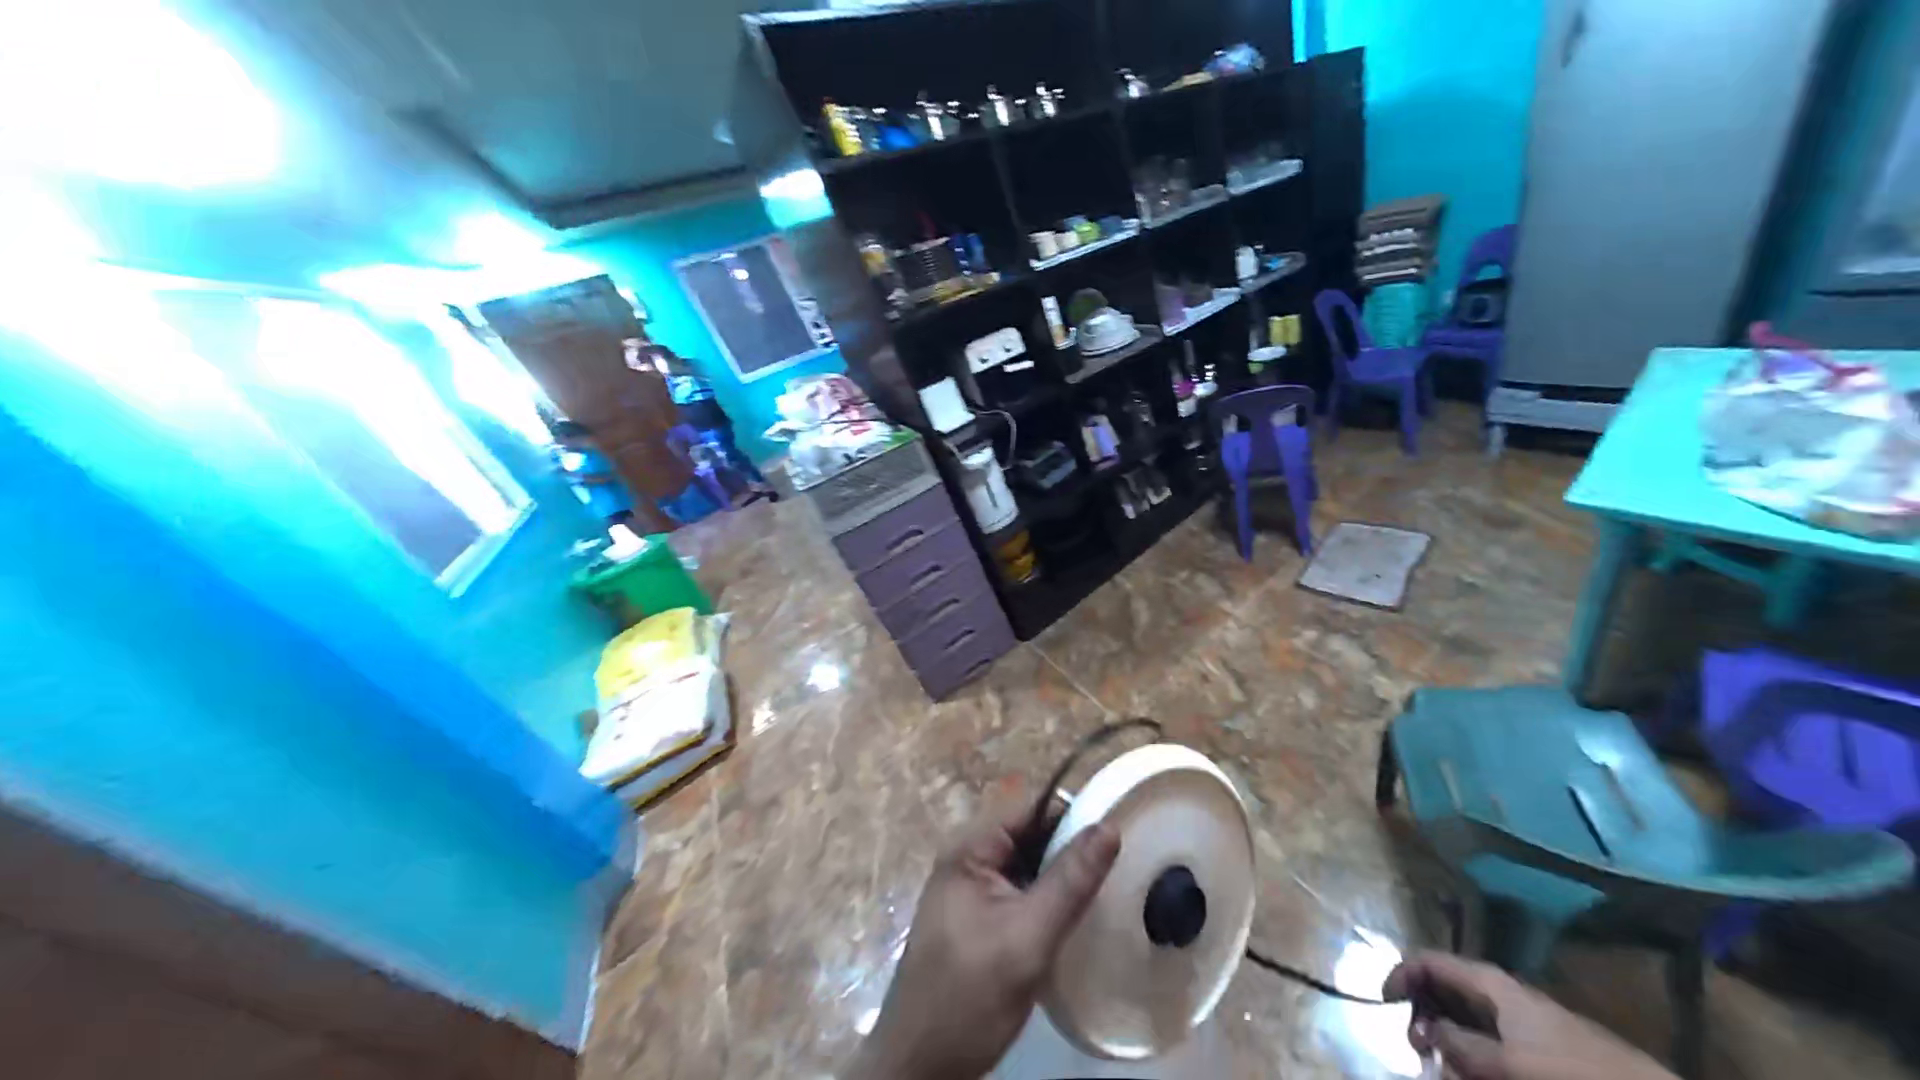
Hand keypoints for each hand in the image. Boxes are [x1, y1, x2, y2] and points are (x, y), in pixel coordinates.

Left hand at [849, 789, 1120, 1079]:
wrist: (920, 1065)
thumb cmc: (970, 996)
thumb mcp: (1028, 937)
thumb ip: (1070, 881)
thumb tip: (1108, 827)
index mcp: (969, 849)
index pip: (1028, 808)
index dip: (1070, 814)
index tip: (1114, 836)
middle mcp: (967, 860)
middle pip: (1028, 835)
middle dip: (1068, 848)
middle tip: (1116, 869)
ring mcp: (970, 891)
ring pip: (1027, 866)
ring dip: (1060, 877)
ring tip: (1104, 893)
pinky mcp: (978, 920)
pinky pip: (1019, 893)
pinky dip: (1046, 900)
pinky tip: (1074, 920)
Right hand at [1384, 952, 1678, 1079]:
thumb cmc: (1570, 1074)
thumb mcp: (1505, 1063)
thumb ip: (1459, 1044)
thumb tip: (1429, 1029)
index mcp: (1492, 984)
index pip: (1429, 960)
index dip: (1400, 974)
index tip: (1383, 1002)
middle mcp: (1505, 994)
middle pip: (1448, 990)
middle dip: (1426, 1015)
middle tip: (1417, 1048)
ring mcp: (1529, 1022)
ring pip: (1472, 1020)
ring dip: (1452, 1041)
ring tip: (1448, 1069)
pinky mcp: (1549, 1049)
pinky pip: (1498, 1043)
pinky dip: (1479, 1055)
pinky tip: (1481, 1074)